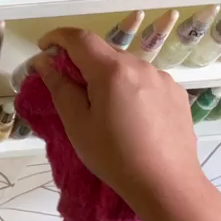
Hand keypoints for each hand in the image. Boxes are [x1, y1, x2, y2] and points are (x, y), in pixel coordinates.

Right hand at [32, 27, 206, 214]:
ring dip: (107, 75)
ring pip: (126, 66)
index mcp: (112, 70)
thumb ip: (60, 88)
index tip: (44, 48)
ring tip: (101, 107)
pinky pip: (145, 80)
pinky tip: (129, 116)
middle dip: (81, 60)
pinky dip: (129, 87)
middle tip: (67, 85)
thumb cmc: (114, 156)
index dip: (57, 37)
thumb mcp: (77, 124)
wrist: (166, 183)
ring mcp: (163, 78)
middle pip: (104, 51)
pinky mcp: (177, 93)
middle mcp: (140, 65)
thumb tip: (45, 62)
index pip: (79, 38)